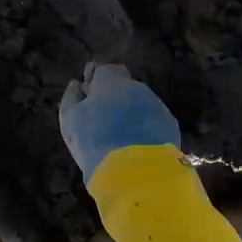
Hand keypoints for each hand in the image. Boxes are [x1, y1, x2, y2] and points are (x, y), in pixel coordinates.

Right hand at [58, 63, 180, 182]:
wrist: (135, 171)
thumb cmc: (95, 141)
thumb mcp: (70, 120)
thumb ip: (71, 98)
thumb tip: (77, 86)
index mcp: (112, 82)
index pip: (105, 69)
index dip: (96, 80)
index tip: (89, 94)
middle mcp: (138, 88)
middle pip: (125, 87)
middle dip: (115, 98)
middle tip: (103, 118)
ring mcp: (158, 106)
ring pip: (141, 105)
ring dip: (131, 114)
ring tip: (120, 136)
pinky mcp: (171, 126)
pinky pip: (153, 122)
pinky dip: (145, 129)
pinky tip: (136, 146)